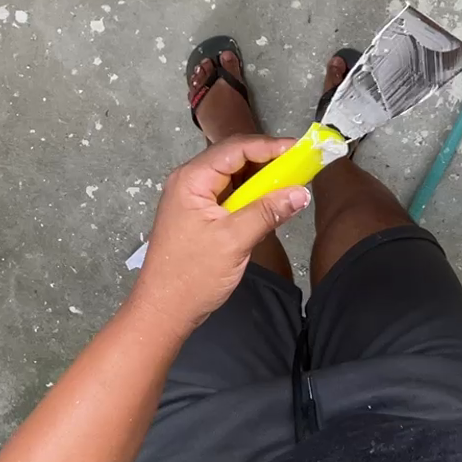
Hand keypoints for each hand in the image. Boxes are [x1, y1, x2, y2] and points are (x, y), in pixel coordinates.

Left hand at [129, 135, 309, 331]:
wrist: (161, 315)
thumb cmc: (190, 278)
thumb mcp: (234, 241)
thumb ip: (268, 212)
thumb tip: (300, 192)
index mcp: (192, 179)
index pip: (236, 148)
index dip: (270, 146)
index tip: (299, 150)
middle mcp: (190, 180)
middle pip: (235, 156)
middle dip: (268, 159)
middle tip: (299, 164)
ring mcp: (194, 197)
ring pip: (234, 174)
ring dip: (261, 177)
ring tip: (290, 180)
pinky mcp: (200, 213)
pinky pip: (231, 192)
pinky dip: (252, 193)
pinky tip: (270, 201)